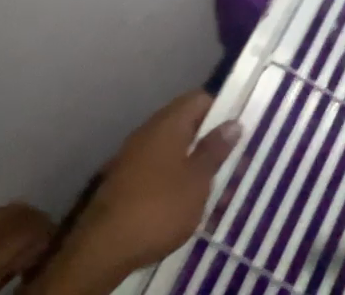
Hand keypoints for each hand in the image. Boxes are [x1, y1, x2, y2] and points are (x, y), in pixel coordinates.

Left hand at [29, 92, 240, 294]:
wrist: (104, 247)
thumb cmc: (159, 207)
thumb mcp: (197, 180)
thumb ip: (215, 149)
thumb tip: (233, 122)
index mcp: (168, 123)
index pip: (199, 99)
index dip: (222, 110)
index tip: (240, 130)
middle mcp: (149, 132)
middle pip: (186, 124)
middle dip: (211, 142)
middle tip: (234, 164)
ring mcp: (134, 156)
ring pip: (174, 150)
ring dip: (195, 165)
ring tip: (217, 191)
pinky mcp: (126, 181)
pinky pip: (160, 170)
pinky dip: (177, 181)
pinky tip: (189, 204)